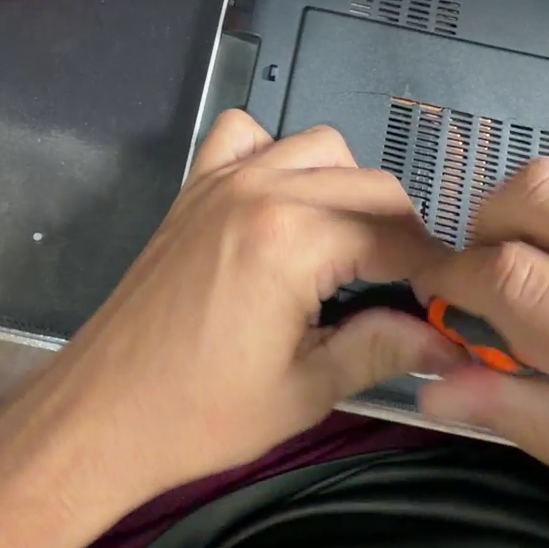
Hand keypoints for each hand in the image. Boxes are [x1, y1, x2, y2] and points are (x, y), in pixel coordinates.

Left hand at [0, 111, 461, 547]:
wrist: (103, 410)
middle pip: (368, 183)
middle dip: (400, 230)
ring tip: (346, 243)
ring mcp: (222, 180)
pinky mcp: (194, 187)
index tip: (444, 300)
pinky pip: (244, 136)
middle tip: (405, 285)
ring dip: (346, 186)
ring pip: (317, 146)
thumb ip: (382, 349)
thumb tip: (445, 342)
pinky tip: (279, 199)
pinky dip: (273, 153)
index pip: (395, 235)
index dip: (431, 270)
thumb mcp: (304, 390)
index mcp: (291, 239)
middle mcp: (260, 190)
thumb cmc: (198, 411)